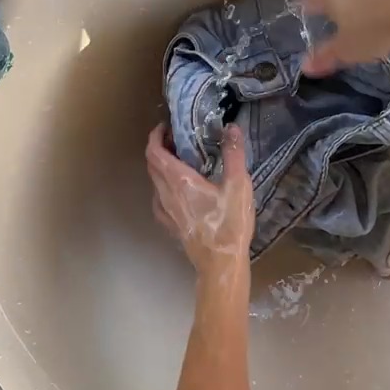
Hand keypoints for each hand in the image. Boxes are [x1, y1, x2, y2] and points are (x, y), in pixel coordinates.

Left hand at [147, 124, 254, 275]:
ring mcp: (165, 211)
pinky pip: (158, 200)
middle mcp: (165, 193)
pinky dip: (163, 188)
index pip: (154, 152)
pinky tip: (176, 191)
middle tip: (177, 141)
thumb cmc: (229, 224)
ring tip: (179, 162)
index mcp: (178, 180)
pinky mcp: (170, 225)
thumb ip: (234, 154)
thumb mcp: (238, 185)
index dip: (155, 136)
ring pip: (154, 182)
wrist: (220, 263)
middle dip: (159, 149)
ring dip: (161, 168)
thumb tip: (231, 127)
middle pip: (151, 165)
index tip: (166, 127)